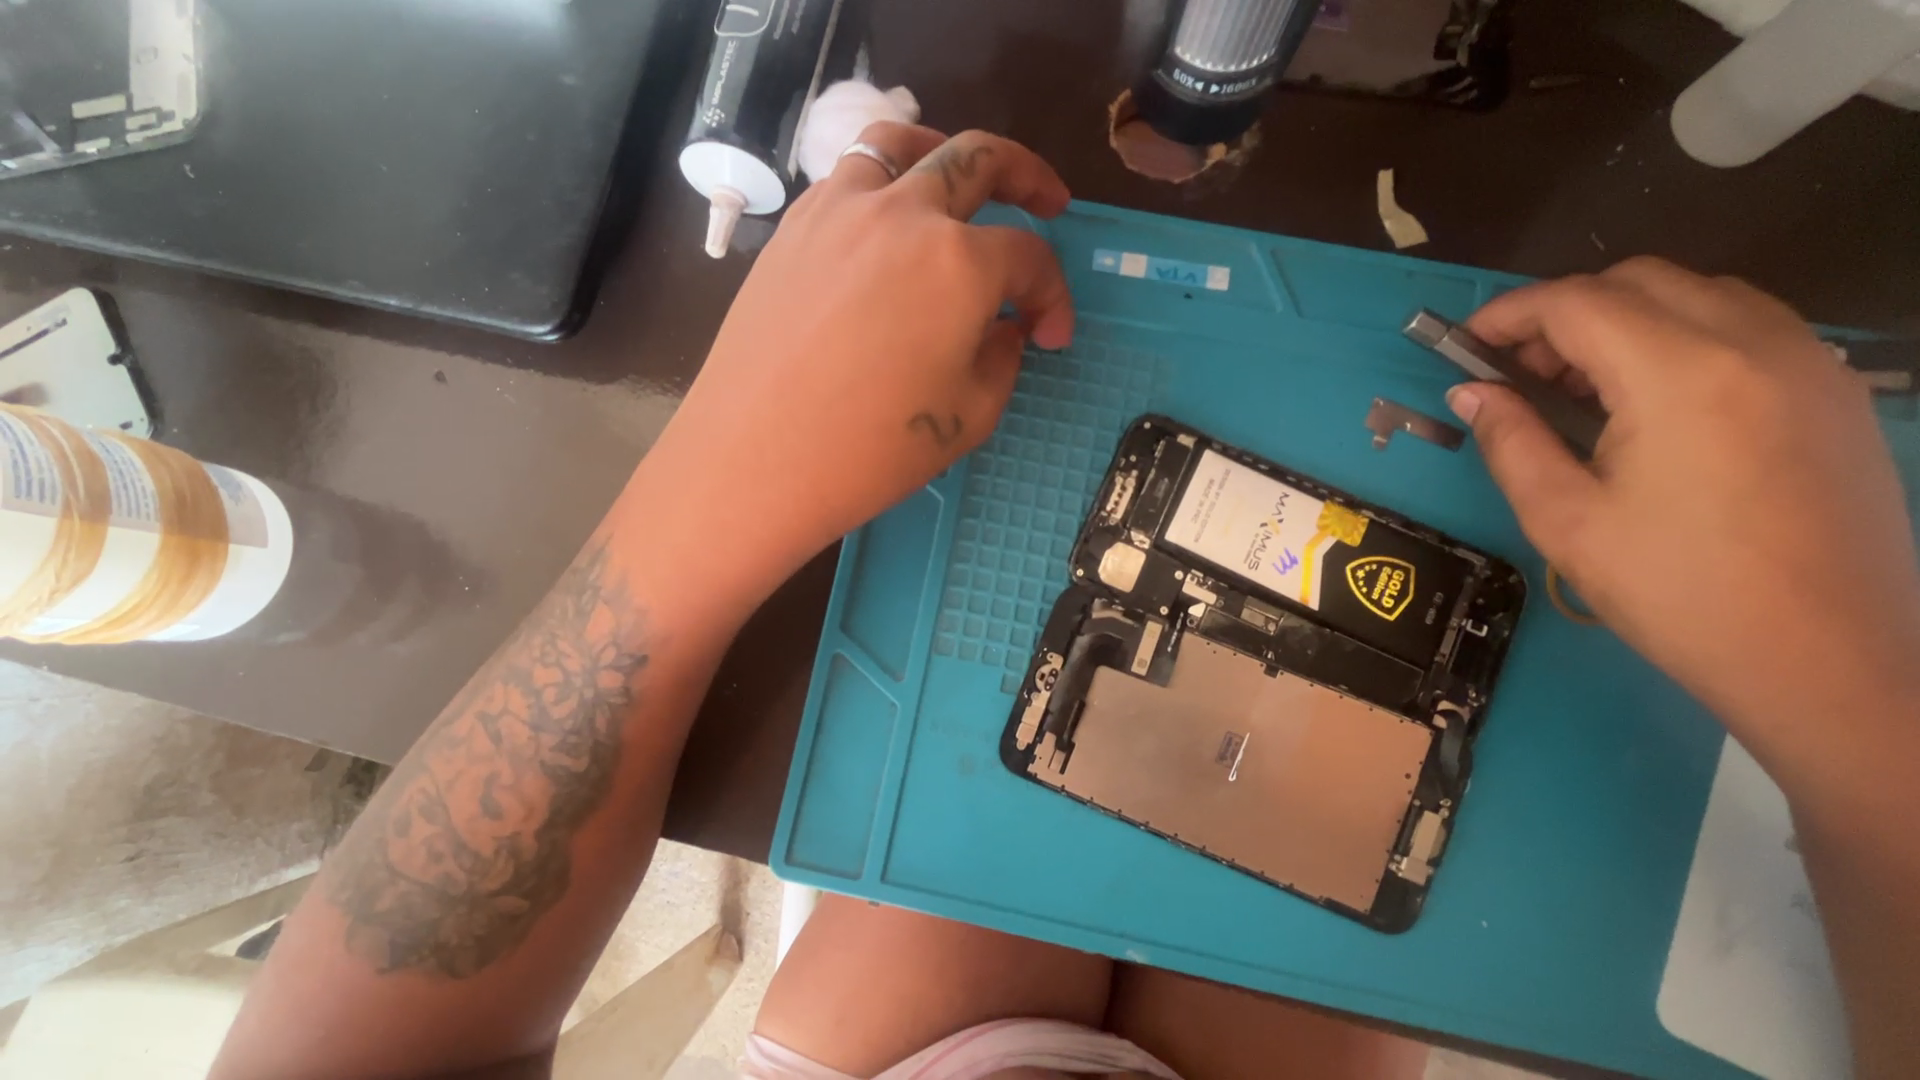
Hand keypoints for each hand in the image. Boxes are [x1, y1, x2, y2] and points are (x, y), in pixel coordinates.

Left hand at [643, 124, 1072, 598]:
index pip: (1029, 257)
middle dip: (1027, 175)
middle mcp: (902, 215)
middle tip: (1049, 201)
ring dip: (944, 153)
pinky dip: (882, 186)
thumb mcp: (970, 415)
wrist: (754, 460)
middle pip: (978, 159)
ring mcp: (838, 212)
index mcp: (959, 262)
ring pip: (900, 146)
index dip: (1053, 296)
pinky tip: (887, 228)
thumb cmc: (872, 450)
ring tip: (959, 180)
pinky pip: (847, 180)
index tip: (1051, 334)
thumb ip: (1003, 356)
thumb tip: (1005, 326)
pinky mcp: (794, 229)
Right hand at [1450, 258, 1919, 771]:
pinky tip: (1650, 398)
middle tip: (1518, 370)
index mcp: (1681, 375)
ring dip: (1622, 318)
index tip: (1466, 343)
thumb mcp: (1564, 519)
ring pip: (1697, 293)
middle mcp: (1755, 344)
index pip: (1577, 303)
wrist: (1828, 658)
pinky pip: (1745, 325)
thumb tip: (1471, 392)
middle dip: (1563, 311)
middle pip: (1639, 281)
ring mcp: (1808, 363)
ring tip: (1579, 385)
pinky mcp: (1833, 391)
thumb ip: (1511, 441)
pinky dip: (1679, 335)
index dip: (1509, 313)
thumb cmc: (1678, 592)